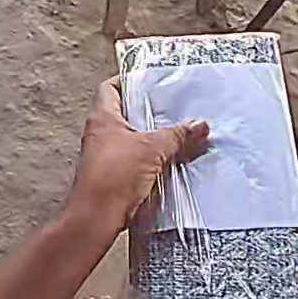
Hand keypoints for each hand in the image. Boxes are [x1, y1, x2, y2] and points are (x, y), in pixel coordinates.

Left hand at [65, 80, 208, 230]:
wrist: (96, 218)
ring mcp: (106, 156)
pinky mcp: (115, 176)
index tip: (152, 81)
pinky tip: (174, 159)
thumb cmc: (114, 176)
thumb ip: (177, 135)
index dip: (129, 81)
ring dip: (154, 137)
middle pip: (126, 113)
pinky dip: (153, 158)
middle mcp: (101, 134)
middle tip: (175, 107)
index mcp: (103, 118)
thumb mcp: (151, 149)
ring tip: (181, 132)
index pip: (110, 88)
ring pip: (134, 139)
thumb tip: (201, 125)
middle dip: (150, 111)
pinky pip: (137, 160)